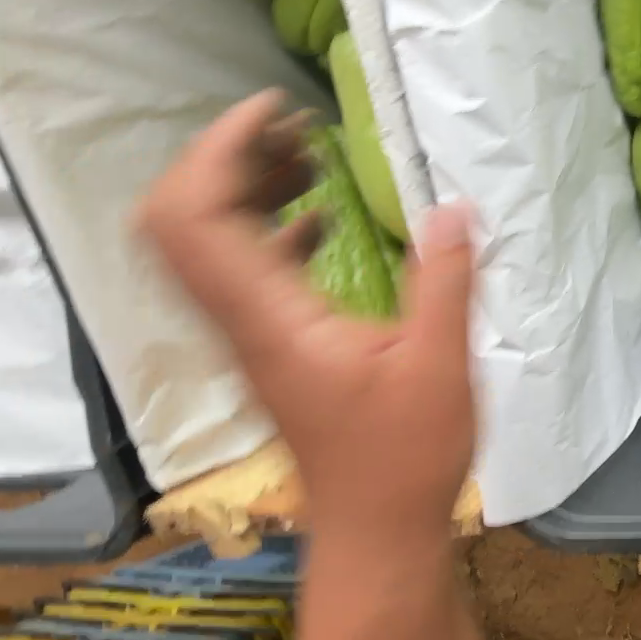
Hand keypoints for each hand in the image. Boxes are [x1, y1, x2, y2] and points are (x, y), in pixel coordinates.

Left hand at [137, 91, 477, 540]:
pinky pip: (249, 275)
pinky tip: (321, 222)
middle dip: (230, 161)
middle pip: (186, 223)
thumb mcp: (441, 362)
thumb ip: (445, 281)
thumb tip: (454, 206)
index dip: (220, 152)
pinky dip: (274, 232)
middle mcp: (243, 323)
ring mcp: (255, 339)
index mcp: (271, 319)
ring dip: (249, 192)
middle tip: (297, 129)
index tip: (279, 113)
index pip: (196, 216)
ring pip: (211, 247)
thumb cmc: (407, 452)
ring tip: (309, 160)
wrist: (376, 526)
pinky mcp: (278, 351)